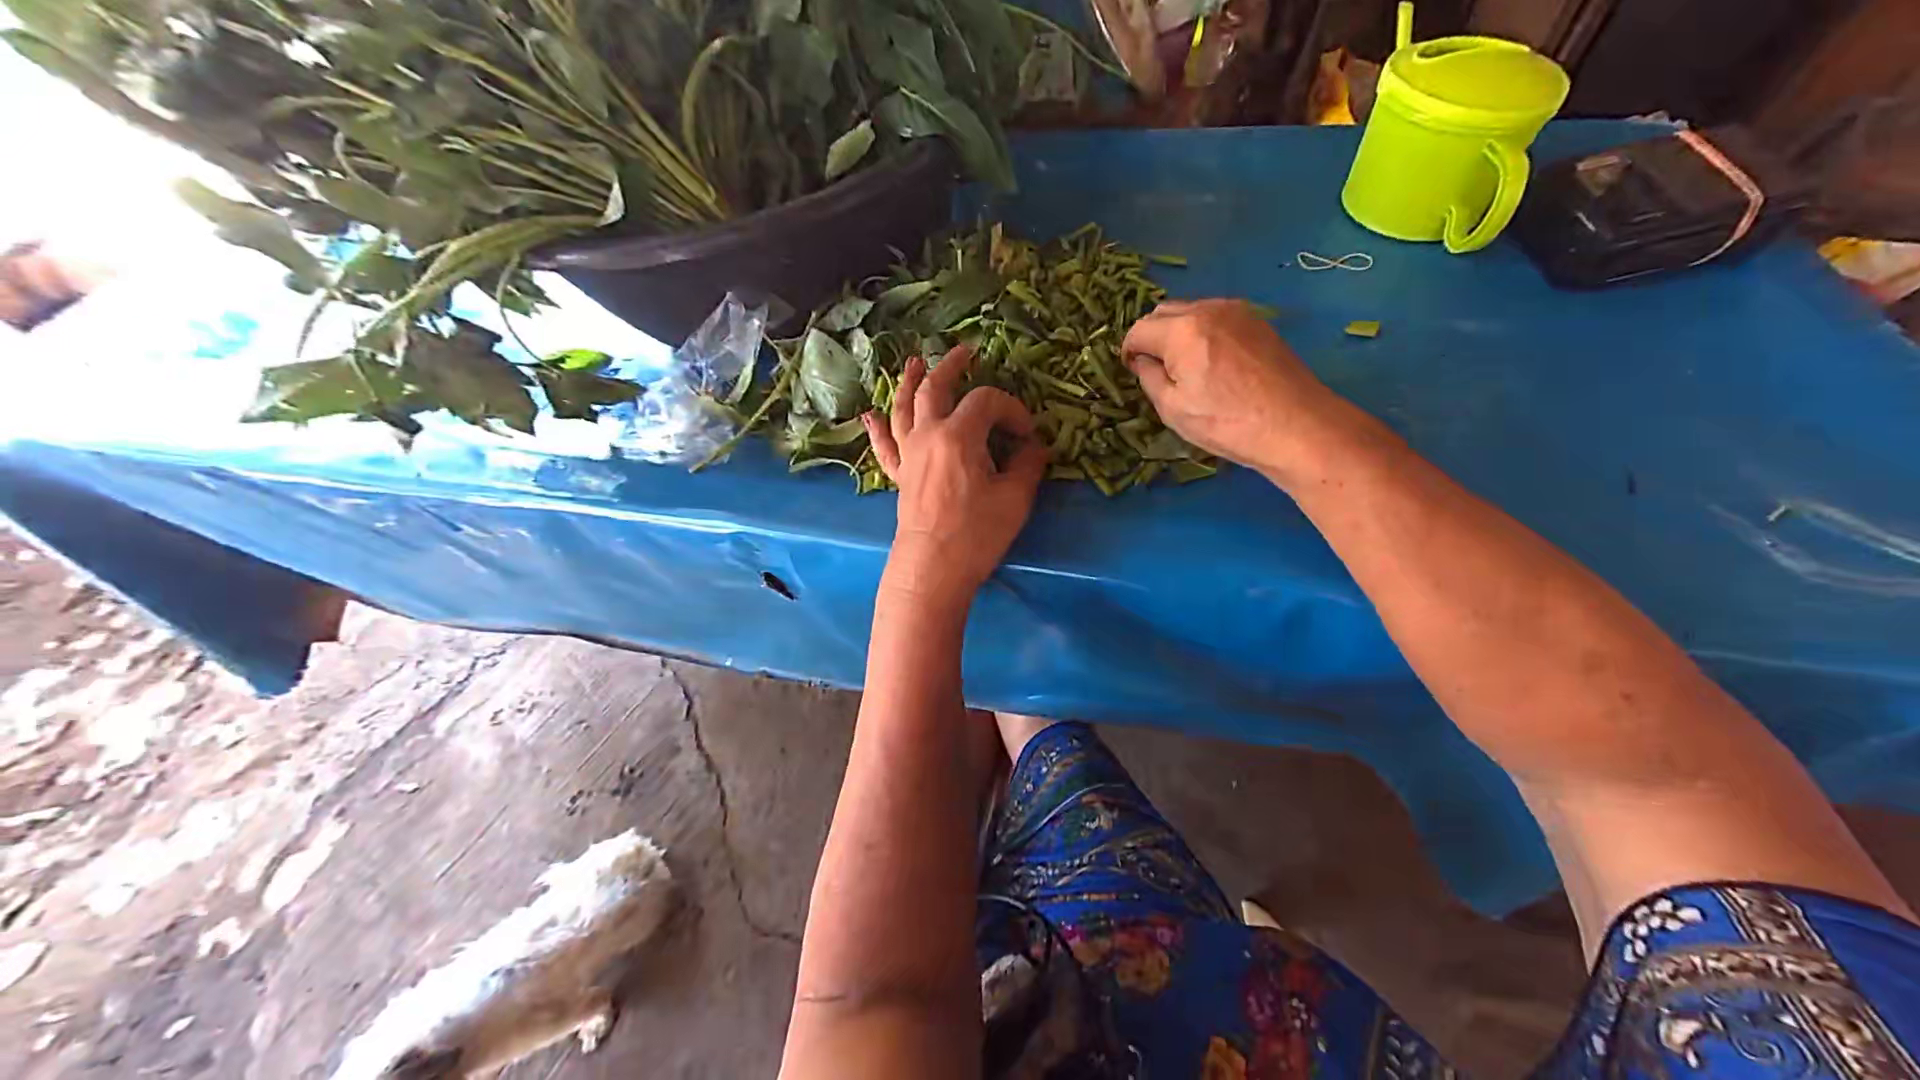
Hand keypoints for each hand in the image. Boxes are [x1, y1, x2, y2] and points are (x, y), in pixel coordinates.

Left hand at [864, 346, 1048, 604]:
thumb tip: (1035, 445)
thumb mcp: (1015, 498)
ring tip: (913, 363)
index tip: (1027, 433)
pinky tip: (871, 415)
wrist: (933, 568)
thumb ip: (1028, 464)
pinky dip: (878, 428)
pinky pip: (884, 446)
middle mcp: (928, 435)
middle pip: (935, 388)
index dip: (1012, 409)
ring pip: (903, 408)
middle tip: (965, 352)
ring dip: (908, 382)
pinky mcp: (900, 476)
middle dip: (951, 366)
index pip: (987, 401)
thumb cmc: (976, 534)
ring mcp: (909, 455)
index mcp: (958, 435)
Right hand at [1122, 299, 1349, 476]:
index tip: (1131, 371)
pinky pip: (1216, 318)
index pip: (1139, 329)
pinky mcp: (1257, 321)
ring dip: (1178, 333)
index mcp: (1182, 330)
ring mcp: (1237, 311)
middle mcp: (1208, 309)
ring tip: (1186, 368)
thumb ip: (1149, 378)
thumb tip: (1142, 361)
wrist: (1296, 425)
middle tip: (1157, 370)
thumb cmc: (1227, 422)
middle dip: (1152, 337)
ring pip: (1191, 312)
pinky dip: (1203, 333)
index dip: (1128, 351)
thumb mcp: (1173, 409)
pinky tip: (1213, 364)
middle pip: (1163, 312)